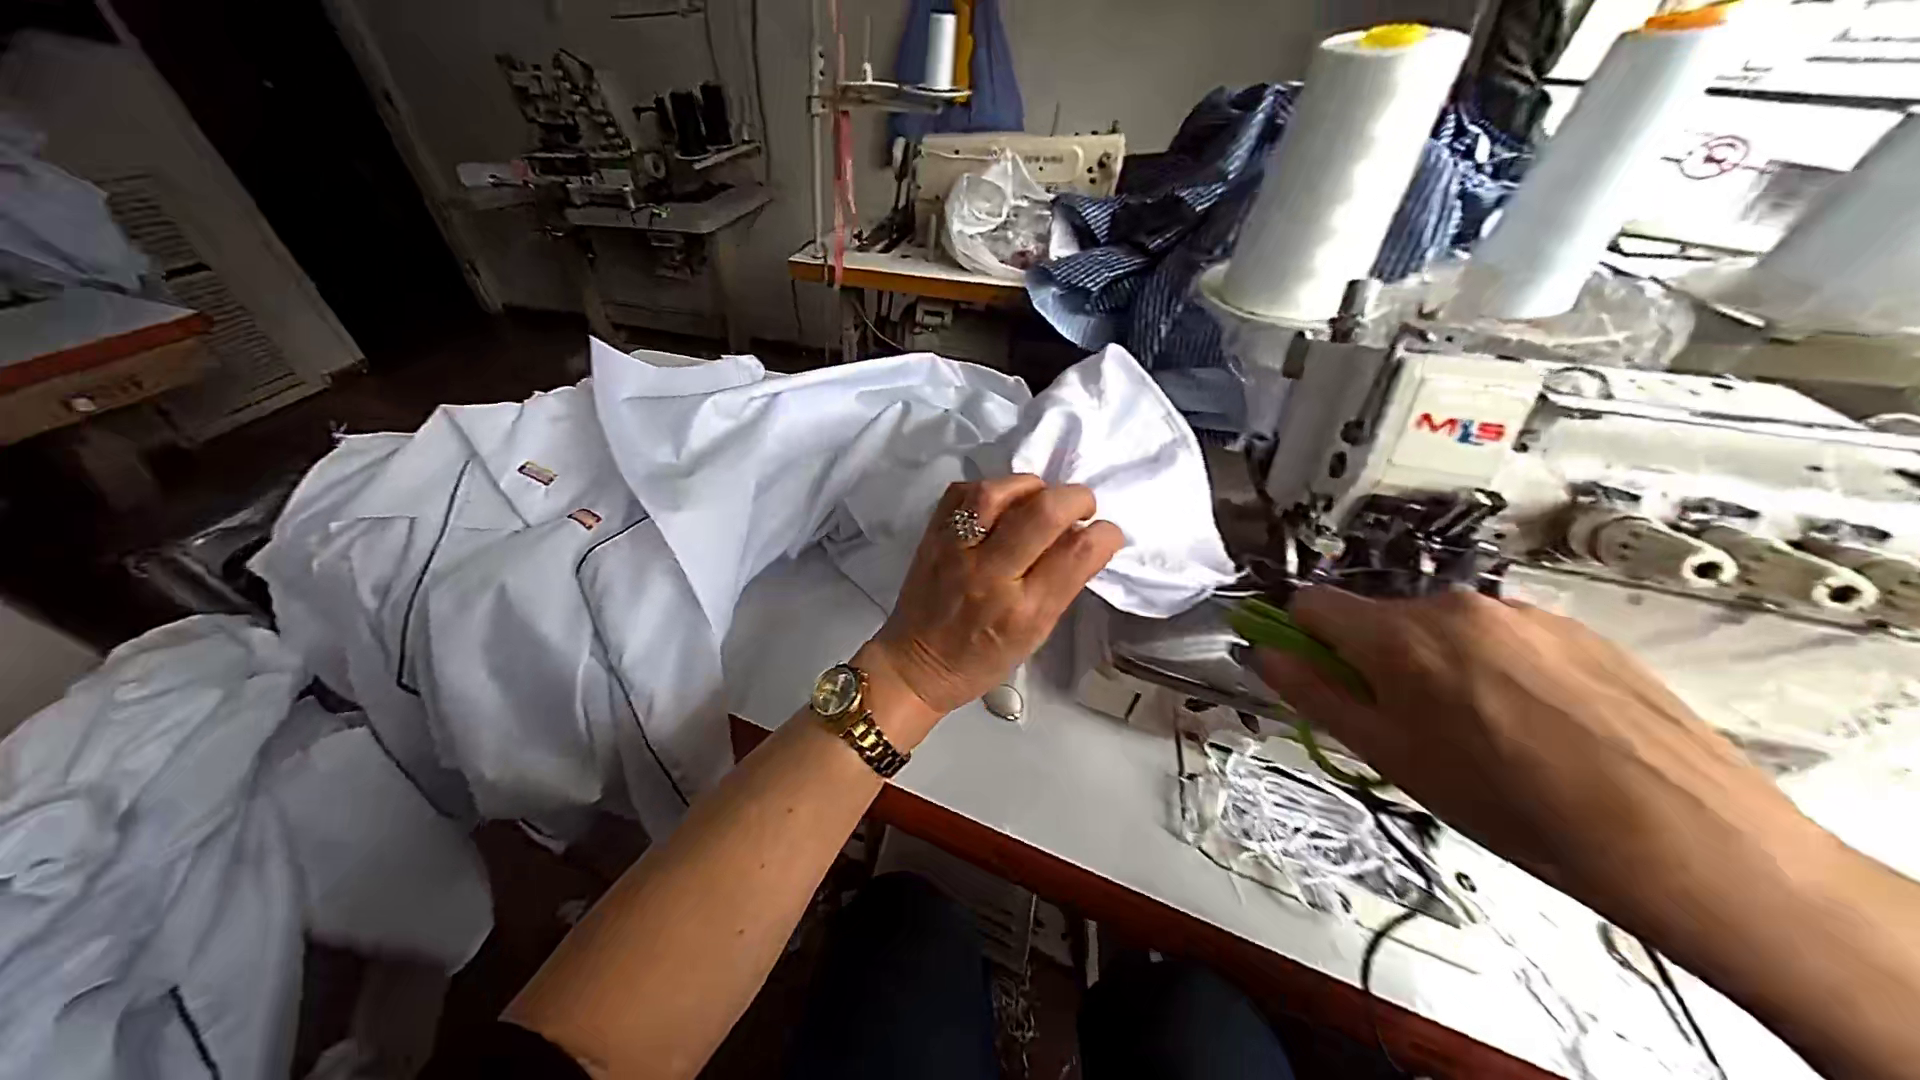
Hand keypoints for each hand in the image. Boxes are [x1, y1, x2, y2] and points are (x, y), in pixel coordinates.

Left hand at [859, 476, 1122, 730]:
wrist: (917, 664)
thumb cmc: (984, 659)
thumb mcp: (1036, 633)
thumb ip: (1062, 584)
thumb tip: (1084, 536)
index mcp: (1024, 610)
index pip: (1078, 552)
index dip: (1104, 532)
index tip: (1105, 532)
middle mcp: (990, 575)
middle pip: (1043, 511)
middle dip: (1075, 498)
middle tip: (1080, 507)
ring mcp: (955, 550)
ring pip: (998, 491)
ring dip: (1031, 486)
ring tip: (1039, 499)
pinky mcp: (932, 535)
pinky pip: (962, 491)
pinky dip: (991, 488)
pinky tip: (1001, 503)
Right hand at [1251, 587, 1817, 906]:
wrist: (1681, 836)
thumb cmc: (1507, 803)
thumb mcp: (1389, 755)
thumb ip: (1313, 694)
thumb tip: (1265, 653)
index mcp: (1397, 635)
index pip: (1312, 602)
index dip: (1301, 636)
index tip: (1316, 673)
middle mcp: (1452, 606)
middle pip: (1379, 617)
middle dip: (1375, 658)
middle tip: (1408, 722)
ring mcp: (1518, 612)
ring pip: (1442, 627)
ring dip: (1437, 663)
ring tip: (1482, 729)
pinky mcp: (1574, 627)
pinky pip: (1501, 635)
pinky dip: (1493, 666)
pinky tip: (1535, 722)